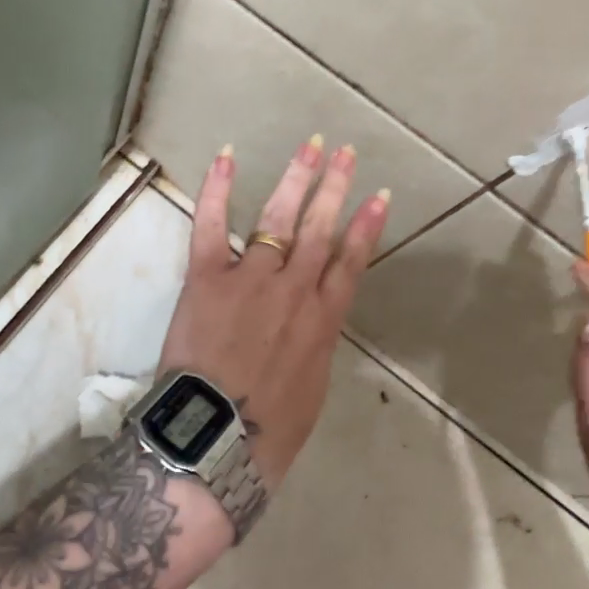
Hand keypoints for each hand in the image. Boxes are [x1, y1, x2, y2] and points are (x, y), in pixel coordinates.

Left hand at [158, 137, 390, 485]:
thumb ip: (314, 346)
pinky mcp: (209, 278)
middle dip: (335, 188)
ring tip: (312, 146)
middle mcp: (294, 291)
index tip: (379, 196)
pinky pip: (214, 225)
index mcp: (322, 321)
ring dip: (297, 178)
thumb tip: (313, 323)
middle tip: (347, 153)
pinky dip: (220, 190)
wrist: (216, 442)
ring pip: (279, 218)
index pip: (352, 262)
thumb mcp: (311, 390)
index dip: (366, 227)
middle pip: (320, 229)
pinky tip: (228, 156)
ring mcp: (252, 279)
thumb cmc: (268, 432)